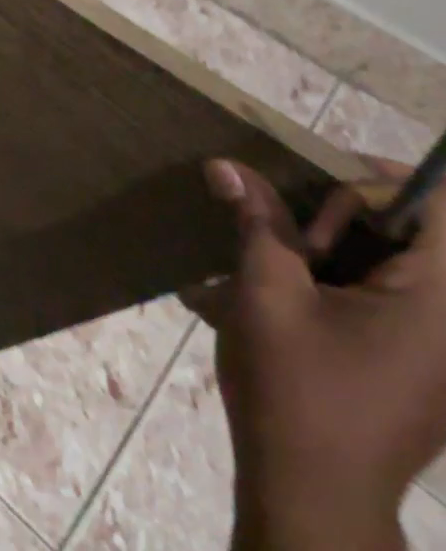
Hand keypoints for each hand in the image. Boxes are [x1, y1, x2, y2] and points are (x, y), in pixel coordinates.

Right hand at [187, 157, 445, 550]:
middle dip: (341, 218)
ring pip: (399, 263)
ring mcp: (442, 343)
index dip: (365, 179)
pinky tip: (289, 304)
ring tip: (276, 270)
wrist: (316, 485)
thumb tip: (228, 166)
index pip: (431, 201)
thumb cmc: (293, 385)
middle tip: (283, 241)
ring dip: (337, 250)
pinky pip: (394, 299)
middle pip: (415, 230)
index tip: (297, 194)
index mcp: (438, 296)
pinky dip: (343, 284)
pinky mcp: (426, 362)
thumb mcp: (264, 296)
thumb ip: (257, 226)